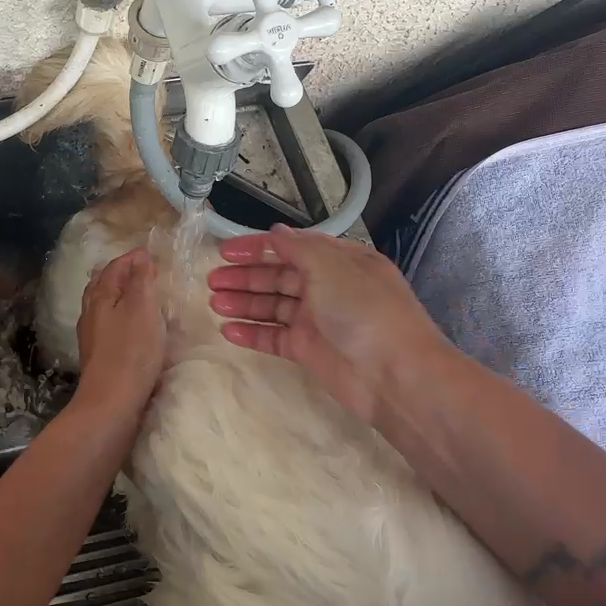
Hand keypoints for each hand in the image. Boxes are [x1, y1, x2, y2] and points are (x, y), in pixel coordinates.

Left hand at [73, 248, 166, 417]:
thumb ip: (141, 280)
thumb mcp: (142, 308)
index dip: (132, 258)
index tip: (150, 254)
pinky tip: (135, 328)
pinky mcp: (99, 357)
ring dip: (121, 297)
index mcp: (99, 297)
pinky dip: (123, 318)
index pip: (114, 268)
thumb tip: (140, 256)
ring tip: (142, 297)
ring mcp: (92, 337)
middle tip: (144, 271)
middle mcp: (90, 314)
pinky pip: (111, 327)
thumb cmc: (130, 351)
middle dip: (122, 275)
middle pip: (103, 286)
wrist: (111, 403)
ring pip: (105, 307)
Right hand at [208, 225, 458, 428]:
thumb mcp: (332, 266)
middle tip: (212, 281)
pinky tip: (228, 330)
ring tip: (214, 303)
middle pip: (278, 277)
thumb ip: (298, 247)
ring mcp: (317, 320)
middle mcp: (328, 287)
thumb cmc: (364, 310)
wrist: (394, 374)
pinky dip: (251, 333)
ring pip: (272, 306)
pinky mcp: (308, 350)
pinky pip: (273, 337)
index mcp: (339, 261)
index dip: (257, 247)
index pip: (291, 247)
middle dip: (244, 277)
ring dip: (243, 303)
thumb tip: (275, 231)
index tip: (225, 252)